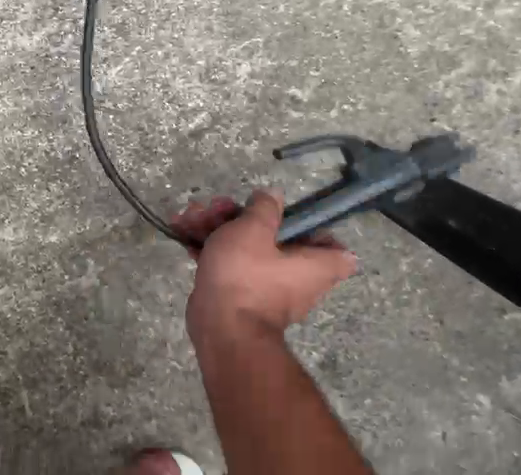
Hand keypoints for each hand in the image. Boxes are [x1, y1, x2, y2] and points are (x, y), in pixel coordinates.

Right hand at [172, 190, 357, 342]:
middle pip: (275, 237)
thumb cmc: (245, 275)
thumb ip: (264, 209)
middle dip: (239, 216)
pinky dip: (210, 248)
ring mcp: (267, 286)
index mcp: (315, 265)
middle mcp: (298, 277)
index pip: (338, 249)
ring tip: (187, 219)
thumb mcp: (252, 230)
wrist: (221, 326)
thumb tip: (274, 195)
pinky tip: (182, 233)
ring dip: (215, 227)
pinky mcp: (240, 293)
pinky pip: (231, 264)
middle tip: (214, 208)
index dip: (314, 228)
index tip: (284, 216)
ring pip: (246, 247)